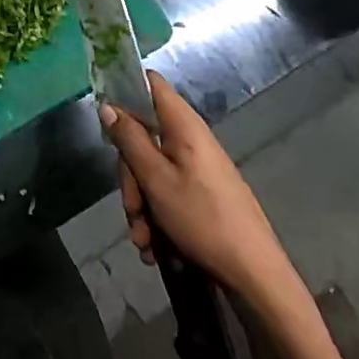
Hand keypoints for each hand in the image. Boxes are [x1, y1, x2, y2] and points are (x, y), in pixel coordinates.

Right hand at [100, 71, 289, 295]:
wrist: (253, 274)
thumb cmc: (202, 218)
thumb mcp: (156, 180)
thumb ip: (129, 140)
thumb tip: (108, 106)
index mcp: (183, 125)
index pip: (151, 84)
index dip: (125, 91)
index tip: (105, 116)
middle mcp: (190, 139)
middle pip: (144, 136)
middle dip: (130, 175)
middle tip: (132, 208)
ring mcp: (197, 167)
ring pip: (151, 171)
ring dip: (141, 205)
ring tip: (143, 239)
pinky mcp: (201, 192)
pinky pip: (167, 192)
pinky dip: (157, 217)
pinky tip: (154, 247)